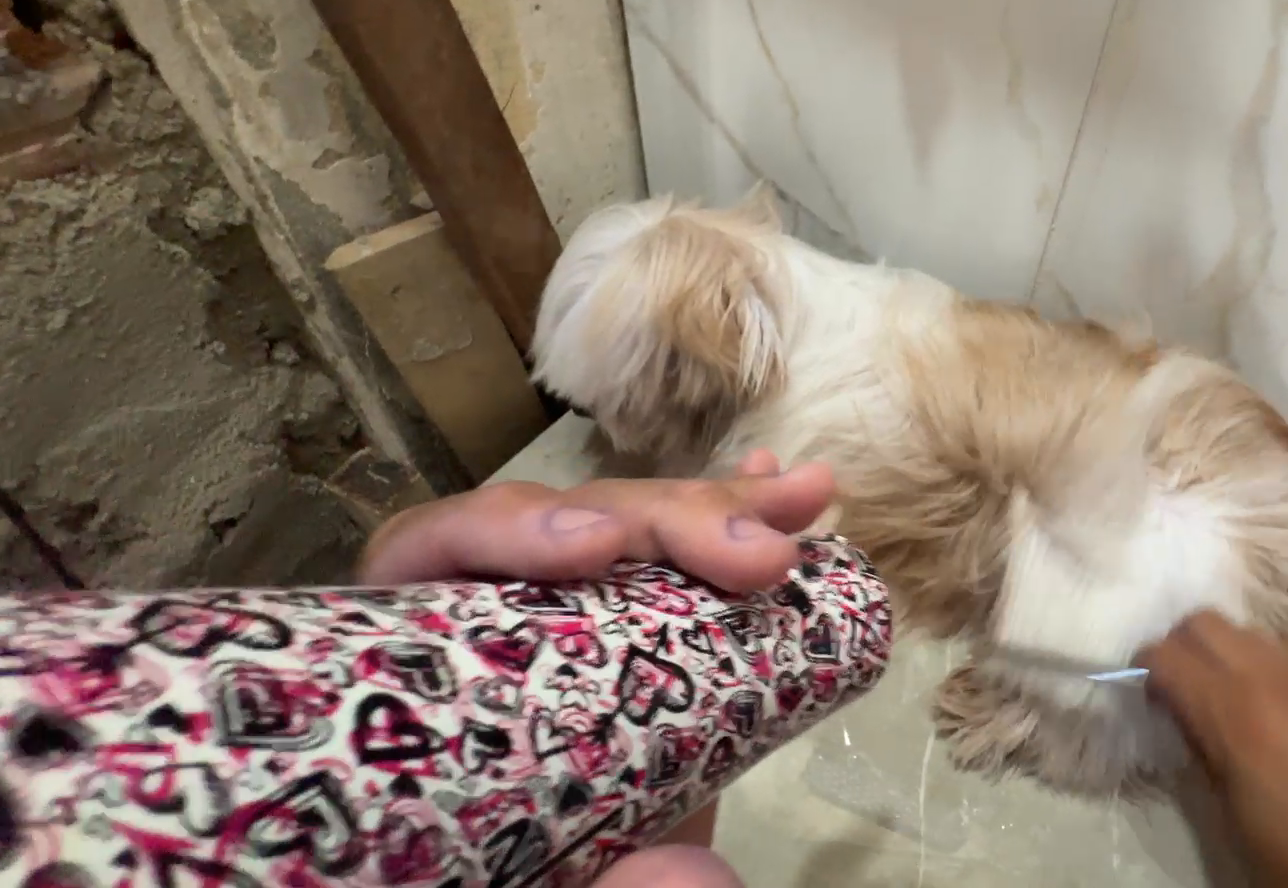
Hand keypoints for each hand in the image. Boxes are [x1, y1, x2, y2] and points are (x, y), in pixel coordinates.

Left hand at [359, 450, 831, 887]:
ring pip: (654, 531)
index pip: (440, 551)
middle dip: (677, 520)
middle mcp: (511, 621)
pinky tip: (782, 485)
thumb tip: (689, 879)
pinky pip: (697, 558)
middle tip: (765, 557)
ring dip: (732, 508)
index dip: (513, 527)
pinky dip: (741, 519)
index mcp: (434, 668)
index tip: (605, 548)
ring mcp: (592, 622)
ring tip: (807, 495)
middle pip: (579, 524)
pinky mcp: (656, 636)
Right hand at [1139, 612, 1287, 887]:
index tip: (1146, 689)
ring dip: (1224, 650)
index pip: (1167, 654)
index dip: (1145, 665)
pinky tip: (1271, 709)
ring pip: (1247, 632)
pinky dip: (1264, 668)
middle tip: (1180, 682)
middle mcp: (1272, 680)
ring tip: (1225, 691)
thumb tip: (1174, 705)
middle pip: (1205, 621)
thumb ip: (1195, 742)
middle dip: (1181, 643)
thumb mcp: (1225, 810)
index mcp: (1236, 713)